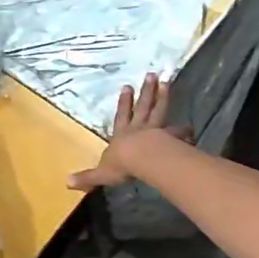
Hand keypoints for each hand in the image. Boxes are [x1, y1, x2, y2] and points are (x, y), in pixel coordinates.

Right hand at [67, 73, 189, 190]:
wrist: (145, 161)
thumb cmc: (122, 164)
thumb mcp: (102, 173)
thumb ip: (88, 177)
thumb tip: (67, 182)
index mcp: (121, 135)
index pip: (122, 115)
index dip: (124, 102)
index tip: (127, 86)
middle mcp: (139, 129)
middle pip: (144, 107)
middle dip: (146, 91)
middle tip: (152, 75)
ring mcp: (157, 131)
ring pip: (161, 111)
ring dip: (164, 98)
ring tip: (168, 83)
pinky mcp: (172, 139)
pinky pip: (179, 131)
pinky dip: (184, 130)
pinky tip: (191, 127)